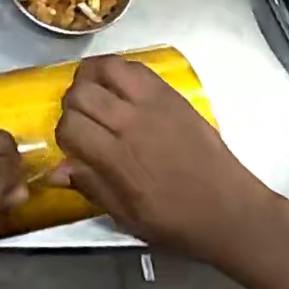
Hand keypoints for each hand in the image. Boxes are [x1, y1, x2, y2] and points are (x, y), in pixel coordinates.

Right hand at [50, 55, 288, 273]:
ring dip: (89, 79)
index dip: (63, 134)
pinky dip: (117, 71)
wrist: (234, 213)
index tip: (72, 145)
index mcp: (120, 160)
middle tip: (81, 120)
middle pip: (80, 93)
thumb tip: (54, 170)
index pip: (70, 126)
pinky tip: (117, 87)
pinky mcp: (169, 94)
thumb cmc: (178, 222)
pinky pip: (133, 66)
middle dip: (71, 105)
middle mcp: (132, 125)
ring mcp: (152, 104)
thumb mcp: (128, 217)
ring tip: (92, 93)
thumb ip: (90, 186)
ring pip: (104, 68)